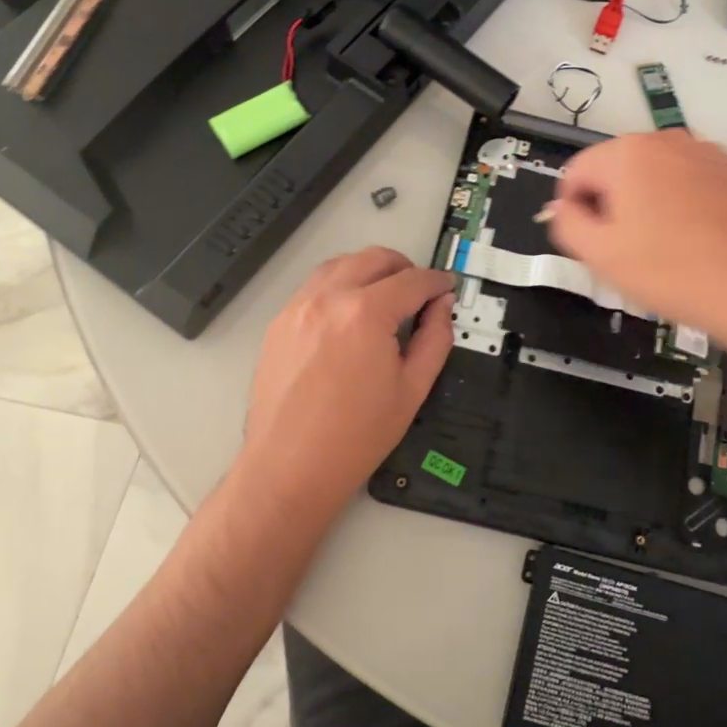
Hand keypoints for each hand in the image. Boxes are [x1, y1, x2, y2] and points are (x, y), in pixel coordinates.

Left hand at [241, 247, 454, 515]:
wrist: (290, 467)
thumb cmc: (356, 436)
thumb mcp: (412, 388)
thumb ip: (435, 338)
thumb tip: (441, 307)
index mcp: (365, 314)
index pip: (412, 280)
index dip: (436, 282)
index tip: (446, 288)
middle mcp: (328, 299)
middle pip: (374, 258)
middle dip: (404, 268)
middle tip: (420, 292)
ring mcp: (298, 308)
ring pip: (341, 264)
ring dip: (369, 270)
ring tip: (385, 298)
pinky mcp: (280, 323)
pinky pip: (314, 287)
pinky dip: (339, 286)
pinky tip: (350, 315)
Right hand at [544, 131, 726, 348]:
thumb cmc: (680, 273)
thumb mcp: (603, 256)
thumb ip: (567, 224)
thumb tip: (562, 210)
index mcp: (630, 153)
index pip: (576, 172)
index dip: (574, 209)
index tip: (588, 237)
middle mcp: (670, 142)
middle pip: (619, 170)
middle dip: (615, 205)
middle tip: (625, 249)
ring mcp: (710, 154)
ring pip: (659, 176)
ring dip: (651, 205)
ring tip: (665, 249)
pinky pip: (696, 184)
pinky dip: (688, 207)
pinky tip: (696, 242)